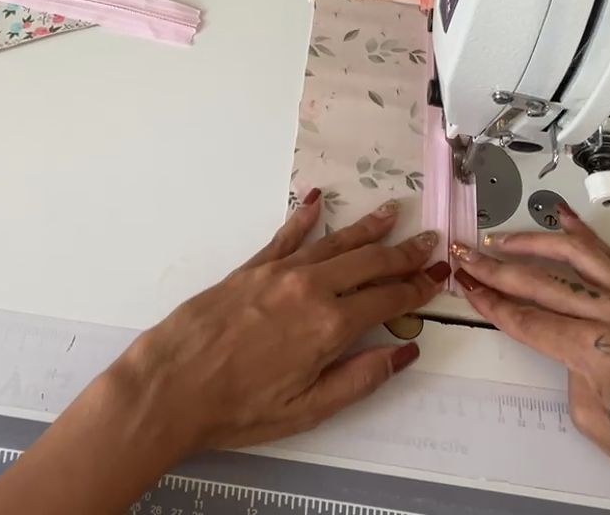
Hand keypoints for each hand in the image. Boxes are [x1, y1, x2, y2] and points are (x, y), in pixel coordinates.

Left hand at [110, 190, 448, 454]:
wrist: (173, 382)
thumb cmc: (238, 406)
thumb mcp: (309, 409)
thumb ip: (360, 378)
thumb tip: (402, 353)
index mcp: (330, 326)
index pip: (387, 300)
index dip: (416, 288)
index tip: (436, 276)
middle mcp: (310, 289)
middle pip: (368, 262)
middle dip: (403, 251)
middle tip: (427, 239)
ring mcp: (280, 272)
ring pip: (335, 242)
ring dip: (366, 228)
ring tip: (390, 212)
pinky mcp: (252, 267)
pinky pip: (286, 235)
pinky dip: (304, 216)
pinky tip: (317, 200)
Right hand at [453, 204, 609, 513]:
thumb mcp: (596, 421)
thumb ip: (569, 368)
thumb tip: (557, 337)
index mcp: (599, 353)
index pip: (529, 319)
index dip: (492, 302)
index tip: (466, 285)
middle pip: (542, 282)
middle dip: (496, 268)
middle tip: (464, 253)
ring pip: (574, 257)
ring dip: (530, 244)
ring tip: (497, 239)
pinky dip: (583, 236)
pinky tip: (560, 218)